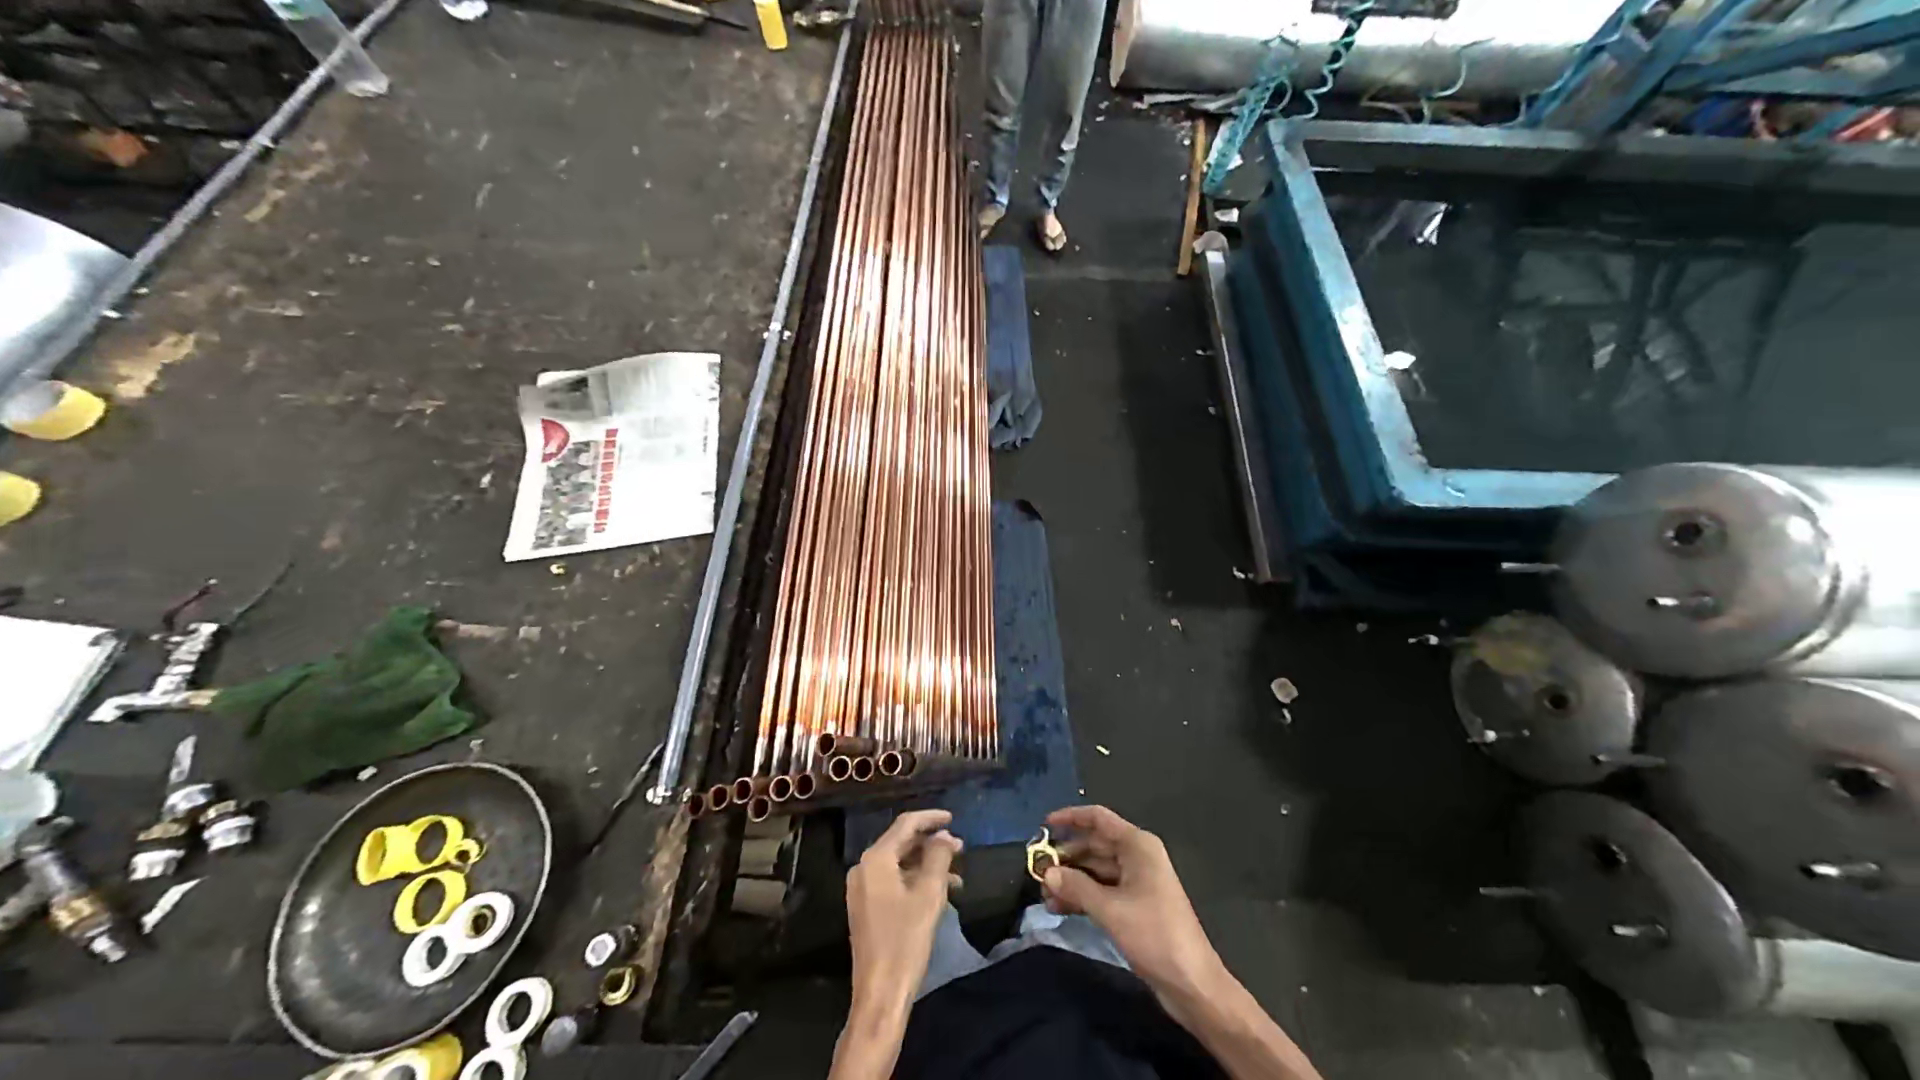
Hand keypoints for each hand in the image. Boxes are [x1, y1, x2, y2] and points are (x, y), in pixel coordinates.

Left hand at [845, 809, 963, 1016]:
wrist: (880, 992)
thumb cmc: (906, 940)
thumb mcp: (929, 894)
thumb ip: (939, 857)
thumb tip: (944, 836)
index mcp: (875, 859)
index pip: (905, 825)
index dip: (931, 818)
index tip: (953, 818)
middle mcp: (864, 868)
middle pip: (901, 843)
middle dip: (932, 844)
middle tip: (961, 849)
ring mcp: (862, 889)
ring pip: (899, 863)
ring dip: (927, 864)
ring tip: (956, 874)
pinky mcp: (866, 907)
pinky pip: (893, 880)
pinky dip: (915, 880)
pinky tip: (939, 892)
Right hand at [1041, 805, 1226, 1004]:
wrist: (1191, 983)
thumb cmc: (1154, 935)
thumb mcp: (1110, 909)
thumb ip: (1075, 886)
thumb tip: (1046, 871)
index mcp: (1138, 846)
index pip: (1098, 819)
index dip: (1070, 818)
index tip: (1043, 827)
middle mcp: (1137, 856)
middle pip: (1094, 844)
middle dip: (1065, 857)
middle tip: (1037, 871)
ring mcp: (1137, 881)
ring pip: (1095, 869)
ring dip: (1070, 879)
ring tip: (1043, 894)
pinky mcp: (1134, 904)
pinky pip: (1102, 889)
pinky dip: (1082, 895)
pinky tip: (1059, 907)